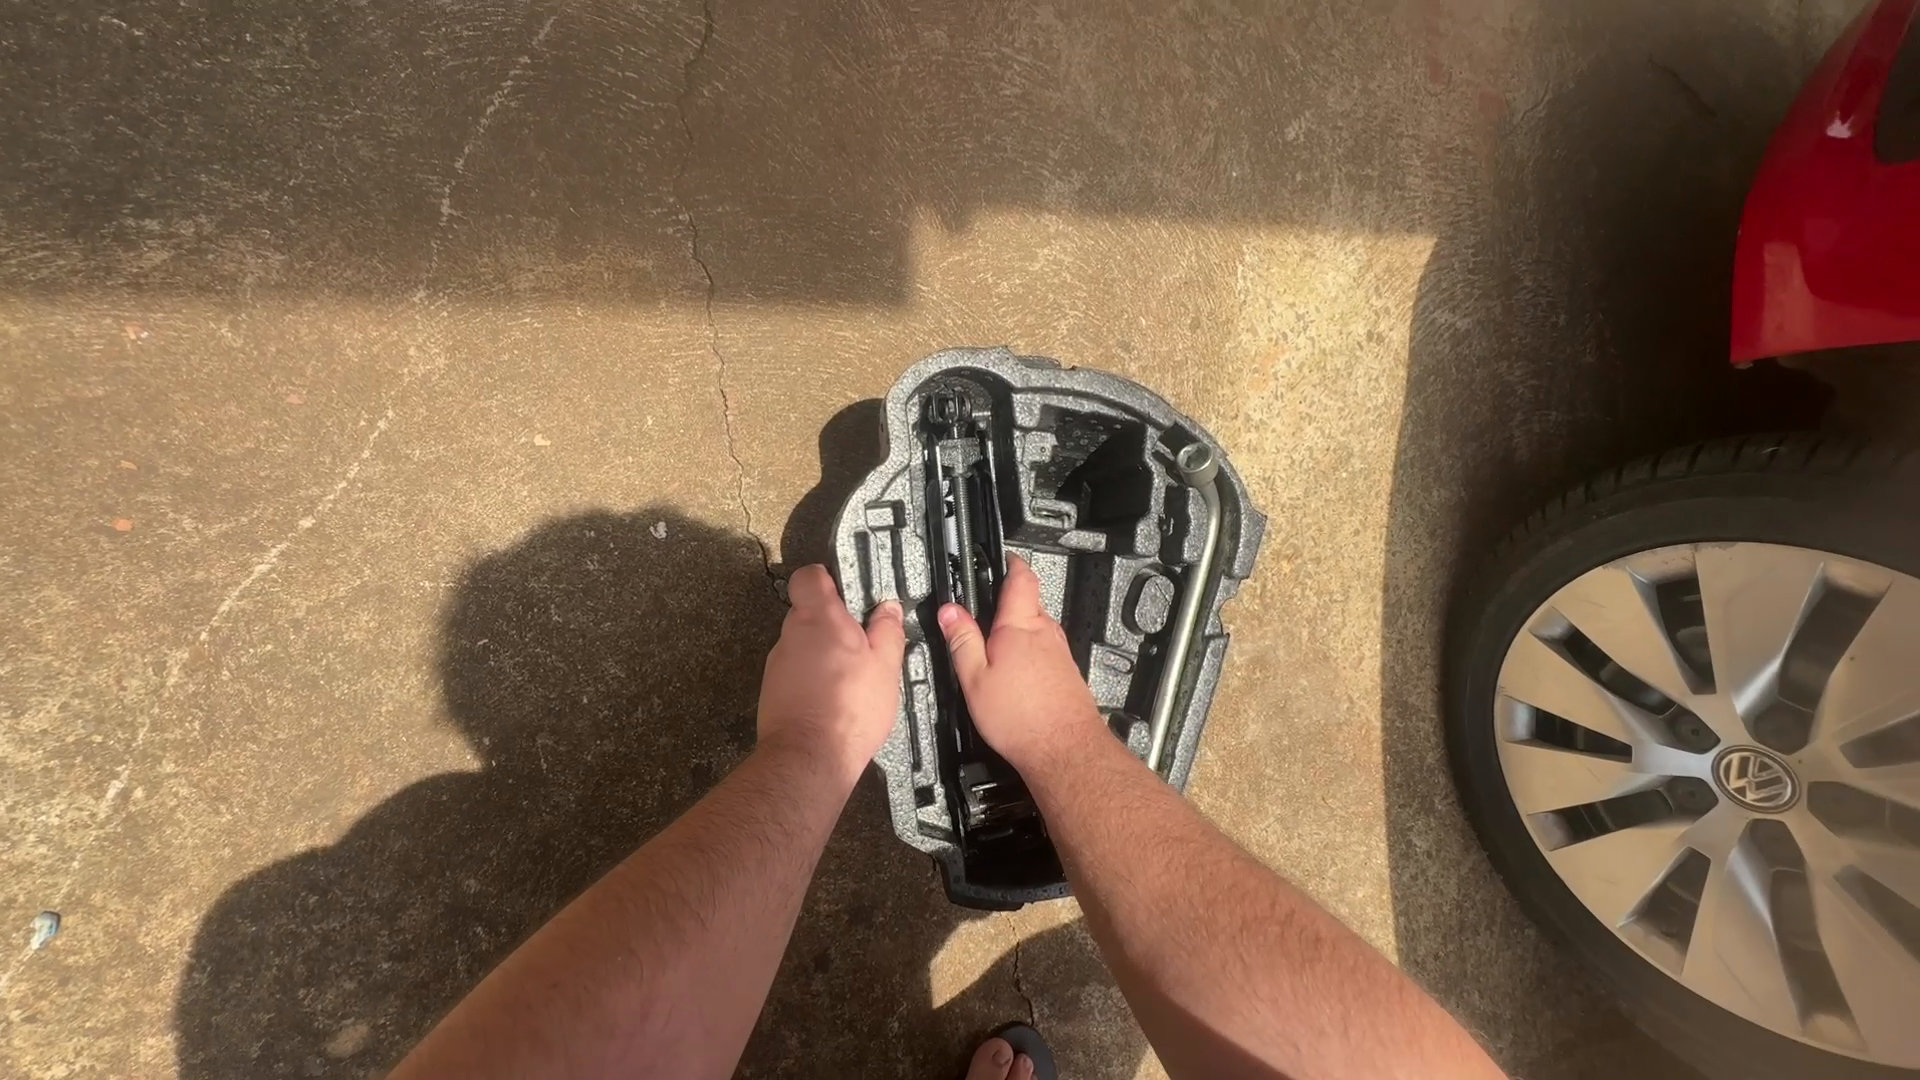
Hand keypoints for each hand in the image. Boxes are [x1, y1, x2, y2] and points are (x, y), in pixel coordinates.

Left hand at [757, 565, 905, 783]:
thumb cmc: (848, 709)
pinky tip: (834, 698)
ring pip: (802, 644)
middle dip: (833, 622)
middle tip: (861, 641)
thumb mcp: (885, 666)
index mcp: (820, 618)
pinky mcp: (772, 691)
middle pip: (808, 612)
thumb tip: (888, 610)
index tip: (846, 590)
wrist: (808, 758)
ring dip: (823, 653)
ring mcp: (778, 663)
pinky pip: (796, 671)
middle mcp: (791, 635)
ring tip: (851, 676)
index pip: (809, 576)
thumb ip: (887, 631)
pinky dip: (813, 678)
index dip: (826, 578)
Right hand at [936, 555, 1105, 769]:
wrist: (1065, 750)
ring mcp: (1060, 652)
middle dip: (1009, 601)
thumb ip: (962, 641)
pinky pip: (1046, 649)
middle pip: (1029, 602)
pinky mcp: (1067, 672)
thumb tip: (950, 613)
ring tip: (997, 645)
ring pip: (1039, 627)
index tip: (1002, 558)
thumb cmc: (1023, 719)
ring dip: (1019, 628)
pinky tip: (1017, 673)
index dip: (1011, 563)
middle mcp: (1045, 633)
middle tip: (987, 607)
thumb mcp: (976, 679)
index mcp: (1020, 627)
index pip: (1020, 578)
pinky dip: (1030, 651)